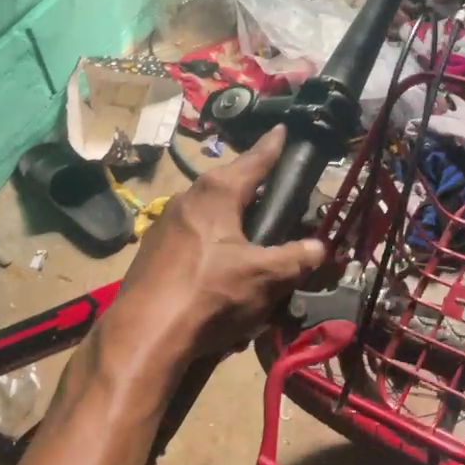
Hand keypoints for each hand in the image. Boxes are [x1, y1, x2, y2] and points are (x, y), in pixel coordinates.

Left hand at [96, 127, 325, 387]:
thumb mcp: (265, 278)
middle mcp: (188, 198)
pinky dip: (213, 248)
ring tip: (253, 242)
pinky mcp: (154, 253)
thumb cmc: (210, 295)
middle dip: (253, 191)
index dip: (273, 146)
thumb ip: (297, 259)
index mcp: (217, 192)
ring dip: (232, 223)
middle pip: (229, 186)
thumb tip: (320, 248)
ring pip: (210, 214)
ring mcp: (166, 225)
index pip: (255, 160)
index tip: (281, 129)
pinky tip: (222, 275)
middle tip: (276, 200)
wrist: (144, 335)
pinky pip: (194, 240)